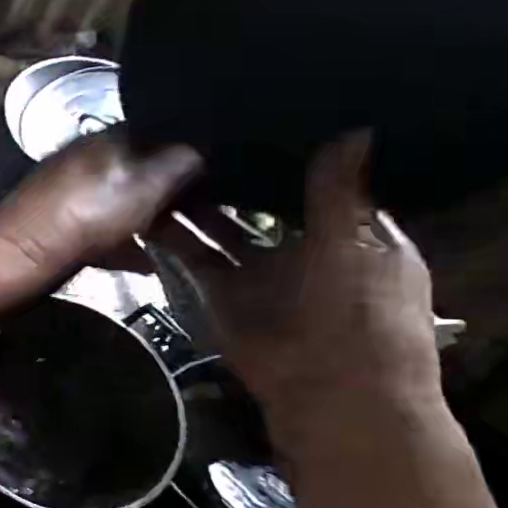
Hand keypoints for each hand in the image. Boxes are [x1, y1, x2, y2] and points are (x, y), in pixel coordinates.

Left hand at [0, 131, 201, 282]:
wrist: (21, 258)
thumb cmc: (87, 216)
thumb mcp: (148, 181)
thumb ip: (181, 160)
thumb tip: (206, 147)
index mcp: (104, 139)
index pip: (163, 133)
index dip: (199, 154)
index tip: (229, 178)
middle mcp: (84, 162)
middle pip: (145, 173)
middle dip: (182, 196)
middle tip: (219, 219)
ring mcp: (67, 197)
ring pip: (126, 206)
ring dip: (160, 225)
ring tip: (194, 247)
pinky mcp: (56, 230)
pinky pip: (104, 235)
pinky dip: (128, 248)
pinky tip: (148, 266)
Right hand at [152, 133, 441, 431]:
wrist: (327, 387)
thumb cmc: (360, 309)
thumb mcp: (355, 242)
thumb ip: (339, 190)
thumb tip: (355, 128)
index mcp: (347, 236)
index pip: (315, 187)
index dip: (288, 158)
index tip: (253, 121)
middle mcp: (298, 252)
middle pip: (259, 209)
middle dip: (231, 181)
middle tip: (193, 137)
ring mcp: (256, 275)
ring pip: (220, 232)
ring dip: (194, 207)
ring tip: (160, 167)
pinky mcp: (218, 294)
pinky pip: (192, 259)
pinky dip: (171, 239)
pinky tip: (146, 208)